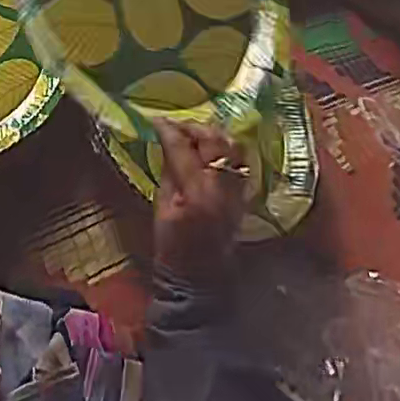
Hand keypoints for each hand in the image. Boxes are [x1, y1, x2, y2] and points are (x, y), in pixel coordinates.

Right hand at [149, 119, 248, 288]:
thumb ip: (168, 170)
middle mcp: (222, 185)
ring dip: (212, 134)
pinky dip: (226, 147)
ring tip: (194, 133)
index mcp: (197, 191)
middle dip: (192, 127)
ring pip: (231, 145)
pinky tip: (211, 148)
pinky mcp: (244, 194)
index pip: (182, 147)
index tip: (155, 120)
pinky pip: (239, 159)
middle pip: (212, 140)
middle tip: (175, 125)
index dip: (168, 129)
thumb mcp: (161, 206)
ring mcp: (237, 189)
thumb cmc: (172, 248)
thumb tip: (168, 142)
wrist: (199, 280)